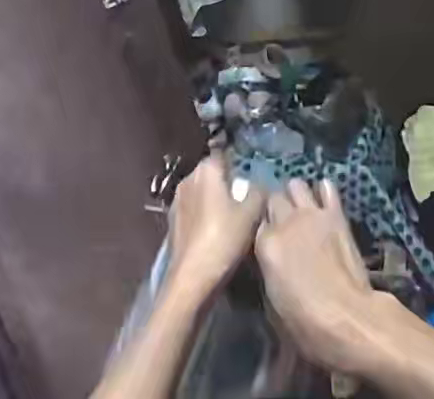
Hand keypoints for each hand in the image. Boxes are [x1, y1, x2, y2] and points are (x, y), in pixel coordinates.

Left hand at [165, 153, 263, 297]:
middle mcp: (188, 178)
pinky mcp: (172, 221)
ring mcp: (177, 200)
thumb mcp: (251, 214)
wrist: (191, 279)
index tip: (252, 177)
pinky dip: (204, 215)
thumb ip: (259, 192)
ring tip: (232, 217)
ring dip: (215, 199)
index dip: (239, 163)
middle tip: (246, 198)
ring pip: (202, 191)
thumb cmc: (223, 239)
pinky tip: (215, 231)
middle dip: (228, 182)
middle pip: (213, 173)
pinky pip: (194, 209)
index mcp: (206, 170)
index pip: (225, 154)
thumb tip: (260, 183)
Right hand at [254, 179, 389, 376]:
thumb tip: (269, 258)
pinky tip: (323, 202)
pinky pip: (326, 188)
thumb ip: (267, 269)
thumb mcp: (272, 303)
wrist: (348, 318)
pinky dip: (323, 192)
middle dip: (276, 207)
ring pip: (296, 185)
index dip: (261, 230)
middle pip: (273, 197)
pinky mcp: (336, 213)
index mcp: (266, 244)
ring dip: (296, 195)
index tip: (266, 239)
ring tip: (301, 210)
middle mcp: (285, 221)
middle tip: (282, 224)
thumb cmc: (306, 322)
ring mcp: (312, 213)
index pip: (255, 222)